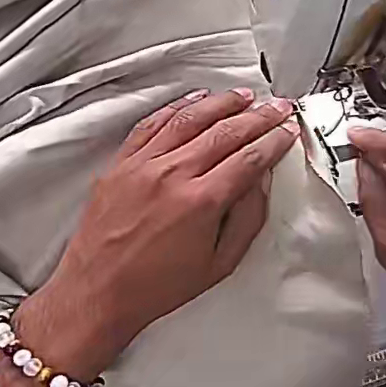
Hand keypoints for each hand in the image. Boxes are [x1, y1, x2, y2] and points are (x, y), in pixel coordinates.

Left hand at [15, 87, 299, 386]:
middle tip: (276, 108)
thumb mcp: (219, 265)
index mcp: (201, 202)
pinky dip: (176, 108)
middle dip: (258, 116)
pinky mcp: (121, 164)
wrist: (99, 290)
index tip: (287, 132)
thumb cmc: (156, 286)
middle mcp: (172, 176)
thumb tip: (260, 184)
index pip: (249, 158)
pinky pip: (152, 124)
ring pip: (190, 119)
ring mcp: (143, 166)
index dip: (274, 141)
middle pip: (226, 132)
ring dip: (221, 103)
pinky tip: (193, 99)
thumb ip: (247, 220)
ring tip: (243, 96)